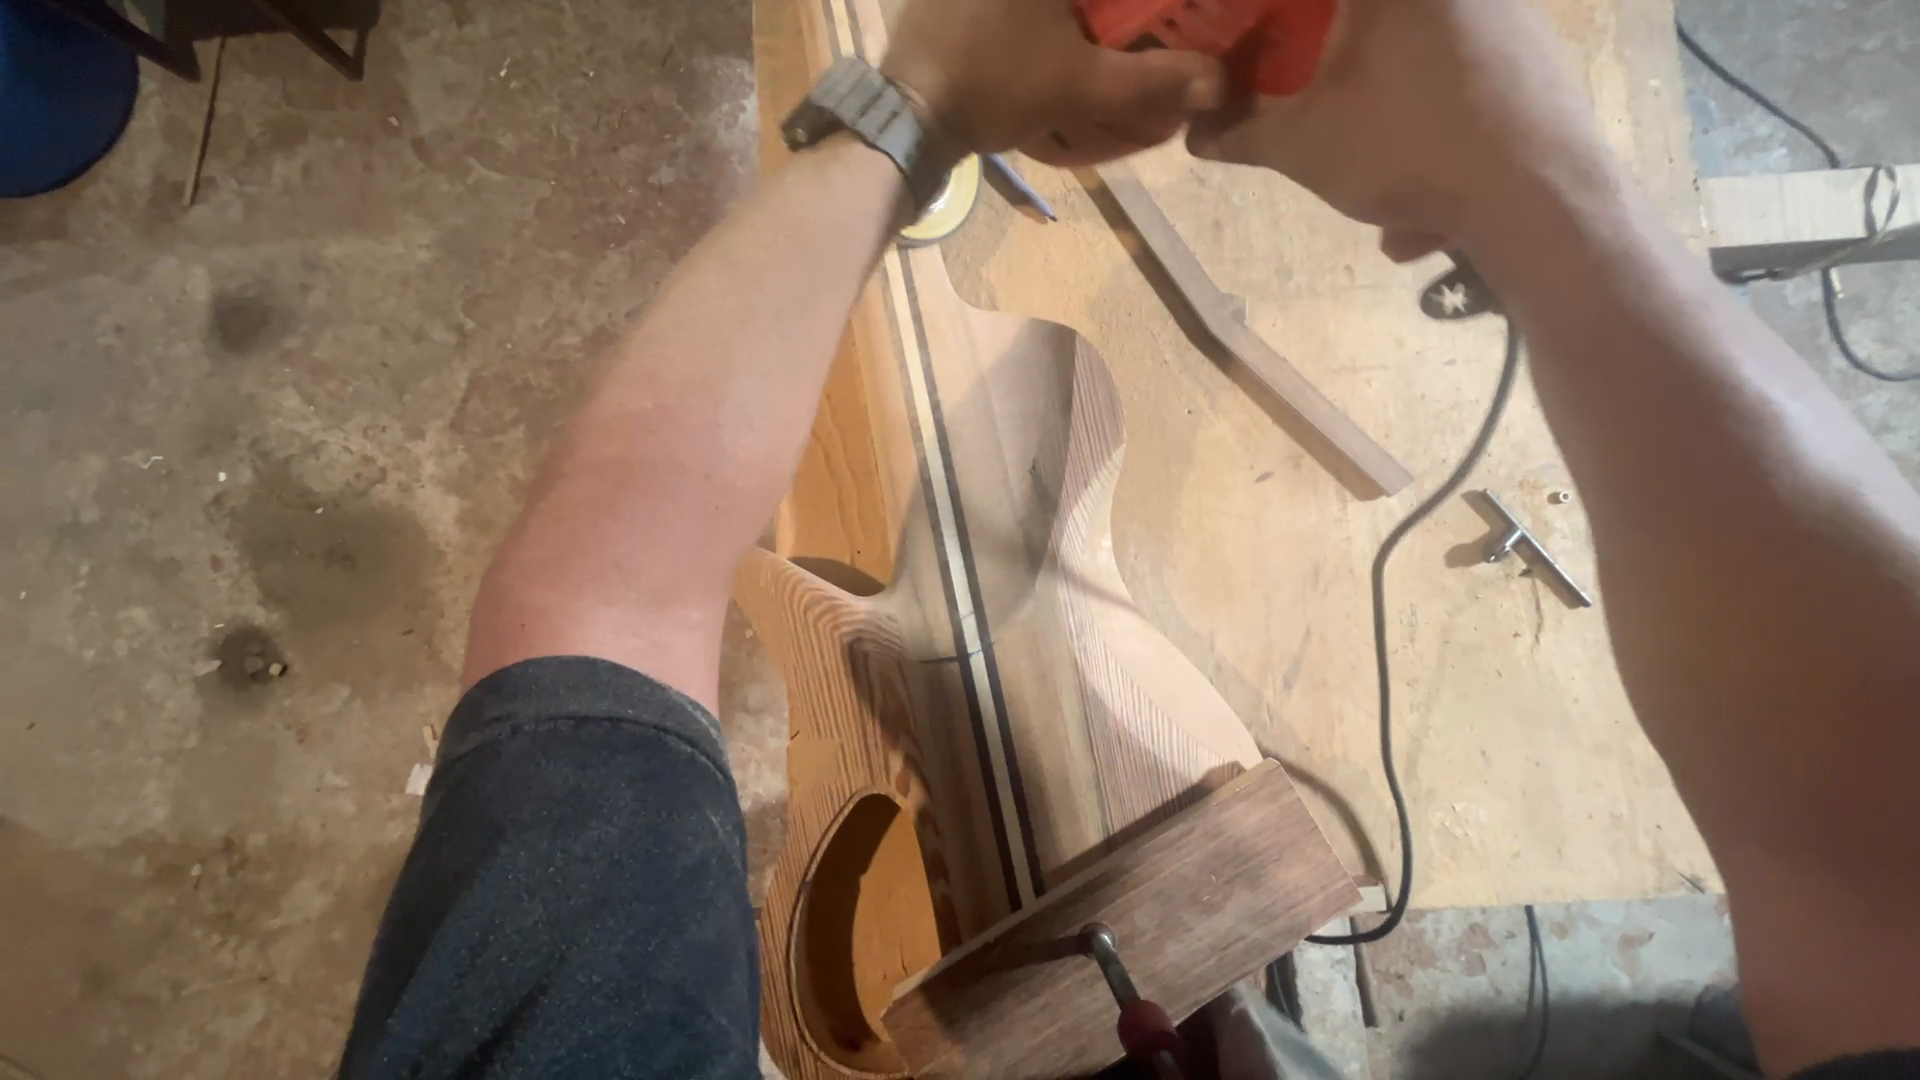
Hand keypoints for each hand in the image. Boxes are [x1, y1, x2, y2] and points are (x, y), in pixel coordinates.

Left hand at [882, 0, 1225, 164]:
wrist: (909, 114)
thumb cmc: (993, 85)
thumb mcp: (1079, 85)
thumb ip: (1148, 82)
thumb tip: (1215, 83)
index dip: (1141, 8)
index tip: (1153, 17)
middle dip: (1114, 11)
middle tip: (1138, 23)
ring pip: (1054, 1)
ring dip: (1079, 13)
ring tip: (1100, 30)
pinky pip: (1019, 6)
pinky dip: (1043, 14)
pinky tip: (1047, 31)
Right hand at [1185, 0, 1620, 256]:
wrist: (1534, 195)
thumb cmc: (1403, 149)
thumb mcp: (1300, 147)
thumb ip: (1240, 135)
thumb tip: (1196, 135)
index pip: (1315, 5)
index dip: (1282, 23)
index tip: (1264, 58)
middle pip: (1370, 28)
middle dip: (1336, 80)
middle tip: (1312, 120)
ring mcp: (1508, 16)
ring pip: (1416, 69)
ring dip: (1385, 131)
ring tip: (1379, 203)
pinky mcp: (1535, 60)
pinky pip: (1459, 98)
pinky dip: (1433, 148)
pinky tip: (1426, 216)